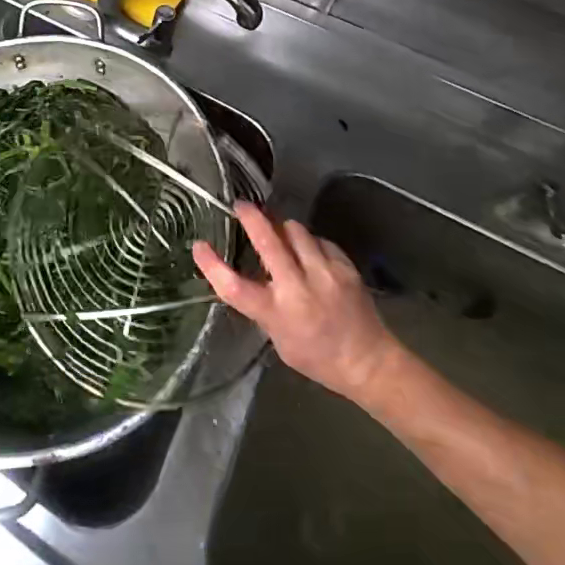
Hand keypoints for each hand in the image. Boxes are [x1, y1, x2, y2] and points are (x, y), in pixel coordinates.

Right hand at [193, 202, 402, 402]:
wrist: (366, 359)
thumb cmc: (316, 357)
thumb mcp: (279, 339)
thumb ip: (265, 306)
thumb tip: (255, 276)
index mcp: (276, 313)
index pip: (234, 287)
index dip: (212, 265)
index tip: (199, 246)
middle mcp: (298, 288)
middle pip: (267, 240)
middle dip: (251, 217)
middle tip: (241, 205)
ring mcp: (324, 272)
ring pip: (296, 231)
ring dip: (283, 228)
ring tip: (279, 230)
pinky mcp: (344, 265)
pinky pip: (319, 240)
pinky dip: (309, 241)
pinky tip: (308, 250)